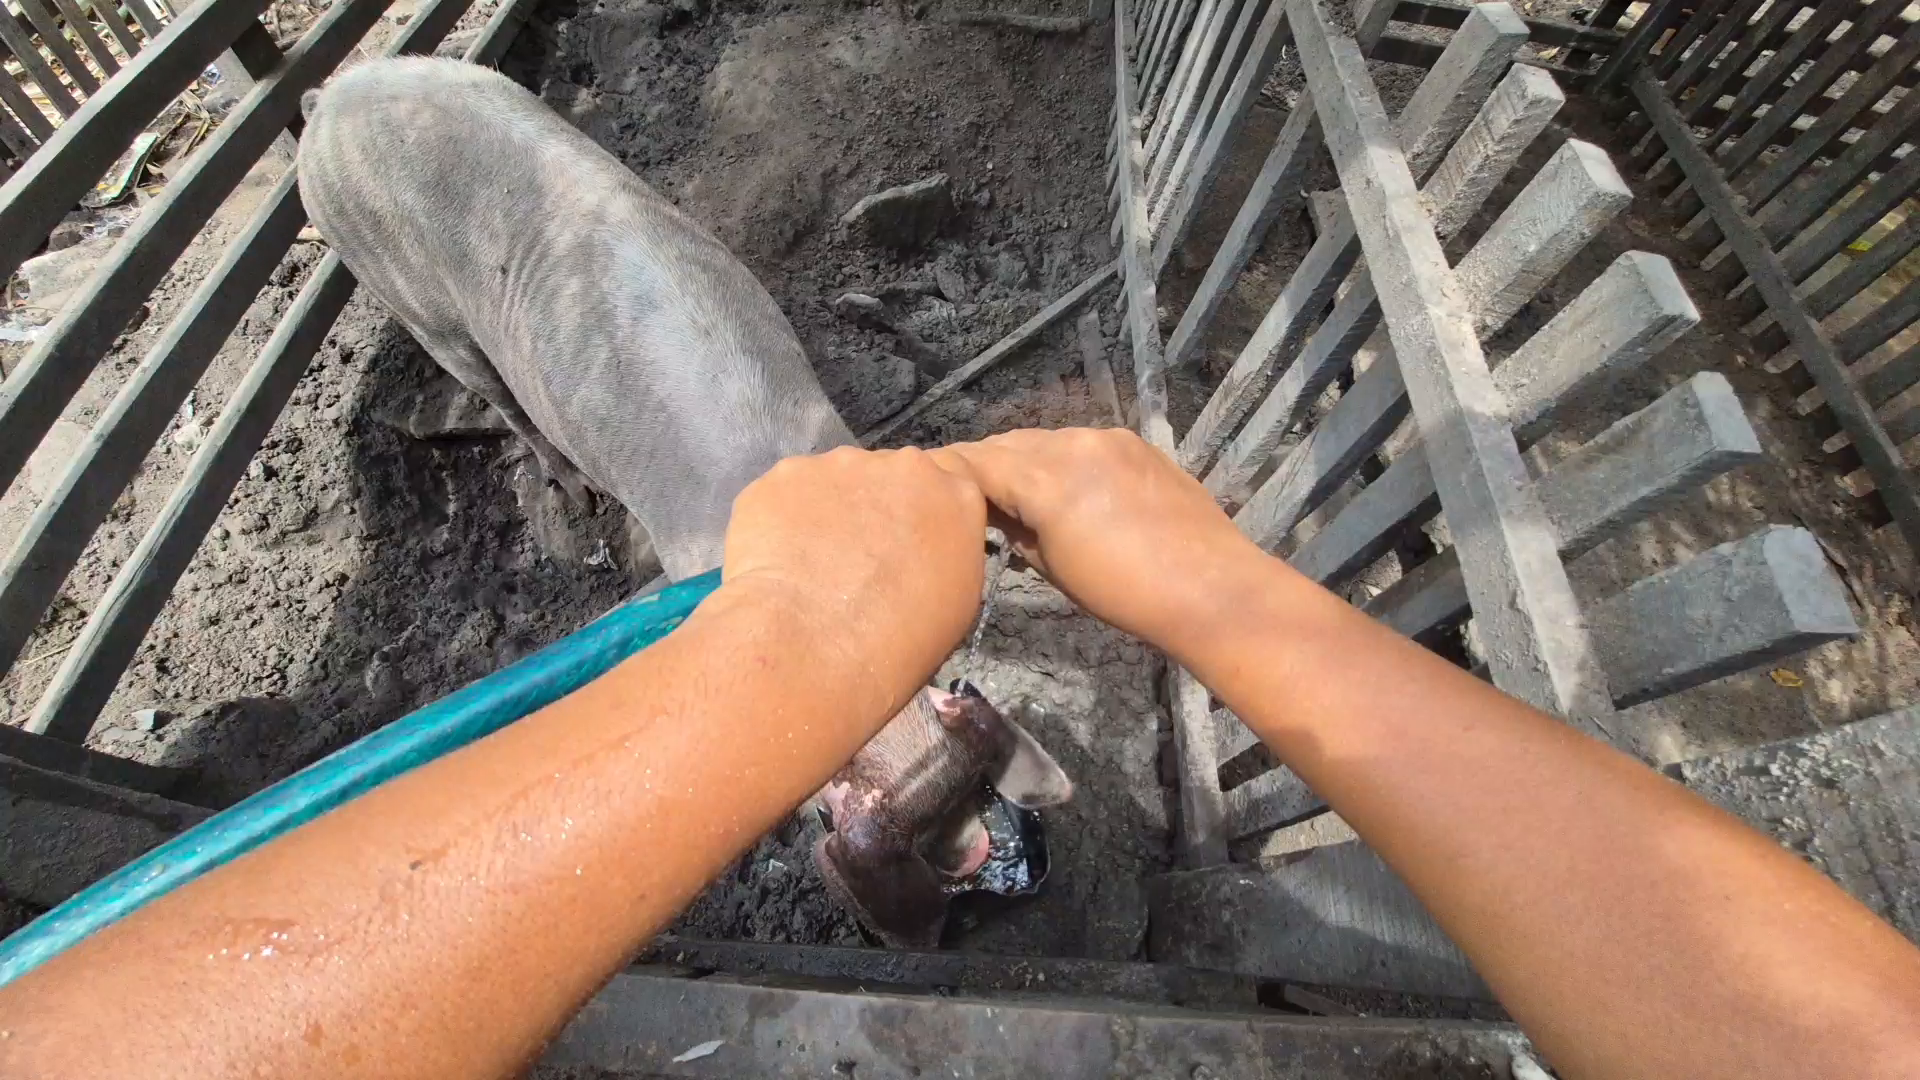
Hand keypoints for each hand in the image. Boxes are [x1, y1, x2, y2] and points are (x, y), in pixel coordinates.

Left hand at [720, 445, 985, 718]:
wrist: (811, 647)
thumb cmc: (900, 641)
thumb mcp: (958, 598)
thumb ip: (948, 547)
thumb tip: (922, 544)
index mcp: (956, 495)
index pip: (955, 474)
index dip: (929, 503)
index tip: (913, 531)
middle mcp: (903, 466)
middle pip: (893, 474)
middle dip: (880, 505)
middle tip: (862, 557)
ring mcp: (841, 464)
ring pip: (839, 479)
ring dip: (832, 509)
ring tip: (814, 564)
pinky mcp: (787, 473)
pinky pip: (791, 491)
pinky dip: (787, 518)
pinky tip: (781, 558)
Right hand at [934, 428, 1273, 649]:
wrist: (1208, 586)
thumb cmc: (1122, 592)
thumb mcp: (1053, 568)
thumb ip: (1016, 531)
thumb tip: (998, 515)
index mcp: (1044, 478)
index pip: (978, 463)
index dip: (951, 472)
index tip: (932, 484)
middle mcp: (1072, 442)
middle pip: (1009, 444)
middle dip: (986, 465)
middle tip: (971, 494)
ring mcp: (1108, 438)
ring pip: (1046, 440)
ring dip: (1025, 460)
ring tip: (1018, 492)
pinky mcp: (1136, 443)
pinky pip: (1082, 443)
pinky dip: (1062, 460)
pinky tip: (1067, 487)